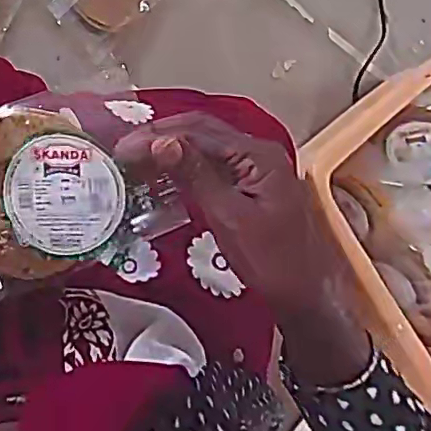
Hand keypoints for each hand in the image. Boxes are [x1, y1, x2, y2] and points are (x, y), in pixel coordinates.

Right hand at [115, 114, 371, 384]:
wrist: (305, 298)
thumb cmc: (271, 262)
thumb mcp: (228, 217)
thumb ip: (195, 175)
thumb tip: (162, 142)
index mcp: (257, 154)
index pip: (199, 131)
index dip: (158, 135)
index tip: (125, 148)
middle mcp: (258, 151)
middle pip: (202, 131)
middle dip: (161, 137)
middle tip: (125, 151)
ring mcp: (256, 167)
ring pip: (206, 146)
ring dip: (171, 149)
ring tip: (137, 160)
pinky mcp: (250, 184)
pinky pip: (213, 164)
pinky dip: (185, 165)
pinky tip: (164, 175)